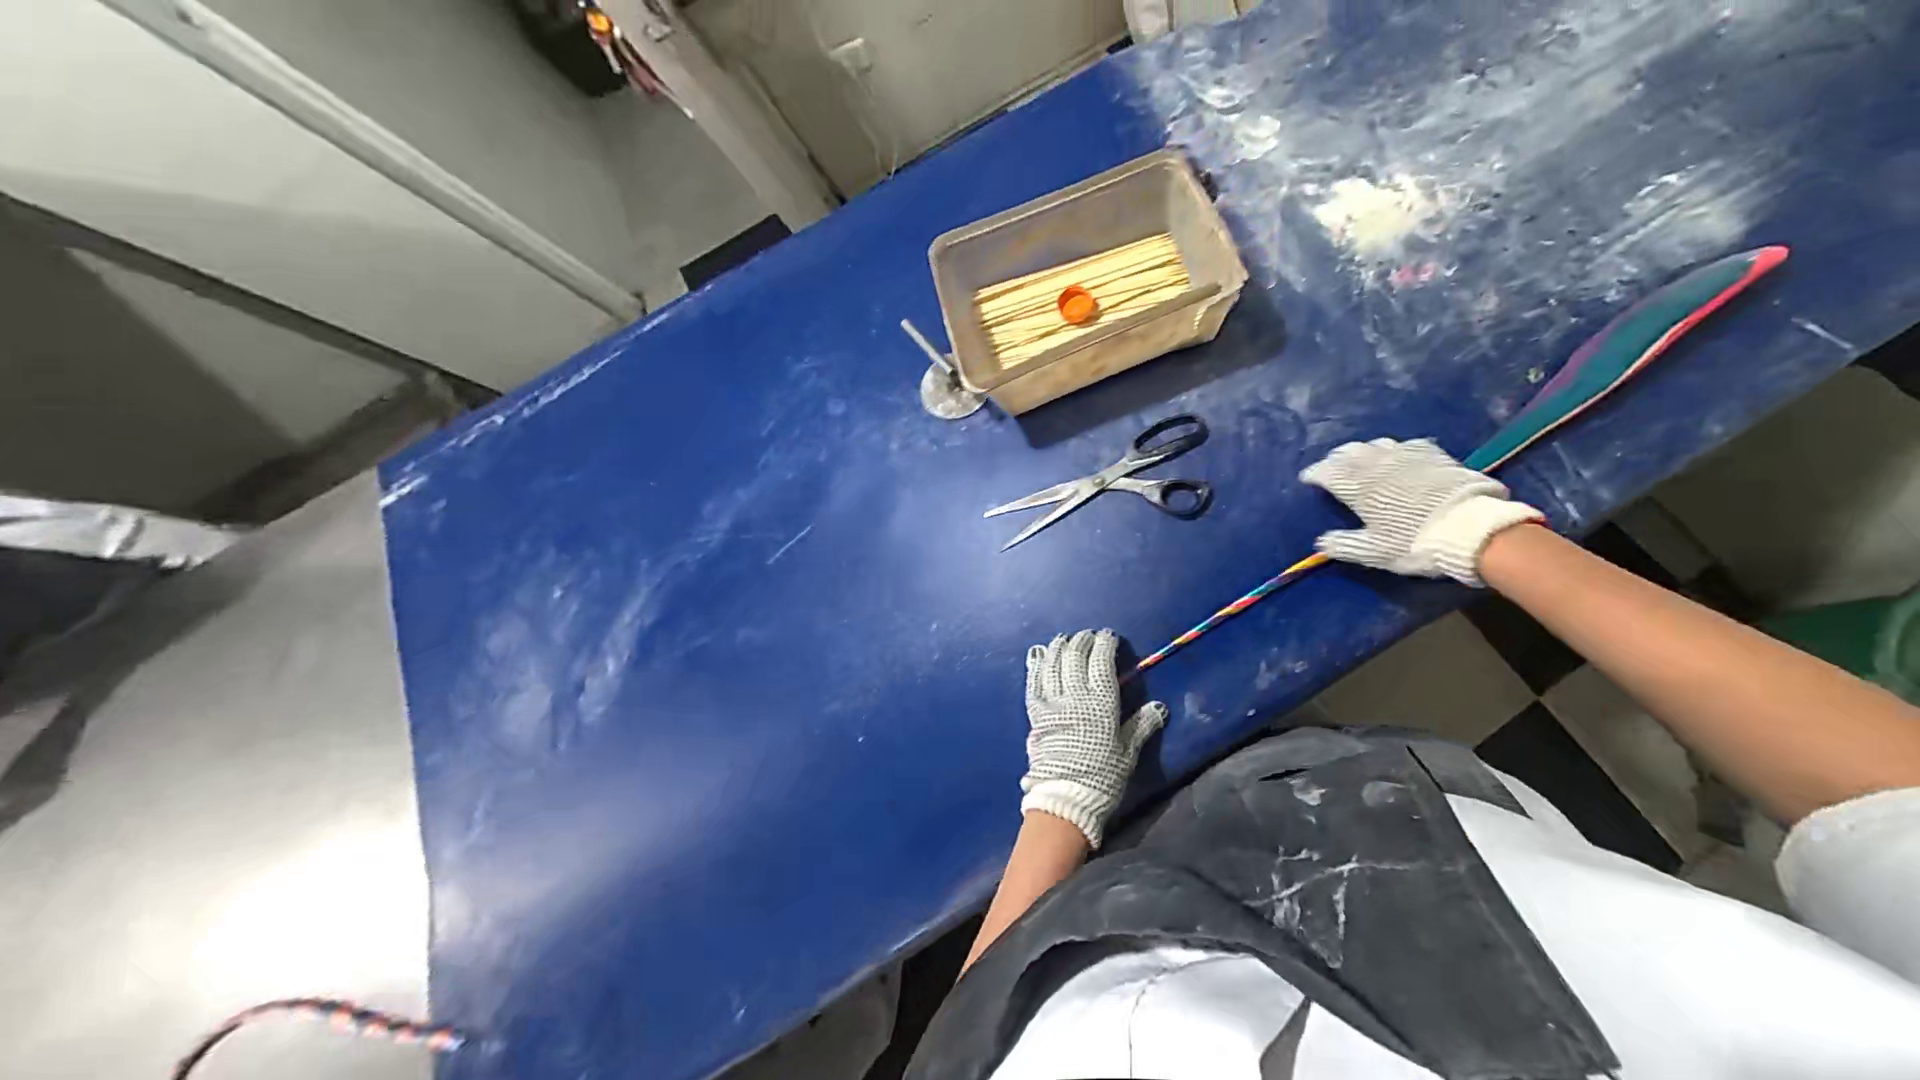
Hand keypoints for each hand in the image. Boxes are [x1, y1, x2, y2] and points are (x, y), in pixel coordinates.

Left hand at [1020, 629, 1167, 847]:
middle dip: (1082, 642)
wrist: (1066, 796)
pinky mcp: (1035, 714)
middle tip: (1087, 635)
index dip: (1105, 645)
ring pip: (1053, 665)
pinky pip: (1034, 683)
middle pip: (1075, 658)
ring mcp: (1051, 704)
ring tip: (1064, 638)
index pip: (1101, 663)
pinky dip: (1036, 666)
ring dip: (1059, 648)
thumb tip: (1159, 706)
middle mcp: (1074, 697)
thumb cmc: (1102, 775)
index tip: (1109, 636)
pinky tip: (1039, 655)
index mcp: (1101, 703)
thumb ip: (1142, 725)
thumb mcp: (1128, 751)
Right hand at [1300, 437, 1543, 586]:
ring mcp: (1408, 457)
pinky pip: (1408, 445)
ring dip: (1364, 450)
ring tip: (1361, 458)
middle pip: (1349, 452)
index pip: (1327, 473)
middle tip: (1331, 466)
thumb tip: (1321, 542)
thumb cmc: (1415, 542)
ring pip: (1376, 444)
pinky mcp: (1435, 456)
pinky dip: (1396, 449)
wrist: (1472, 529)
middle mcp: (1378, 466)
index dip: (1314, 474)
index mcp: (1358, 487)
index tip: (1308, 479)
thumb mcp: (1375, 551)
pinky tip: (1399, 455)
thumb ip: (1344, 544)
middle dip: (1336, 458)